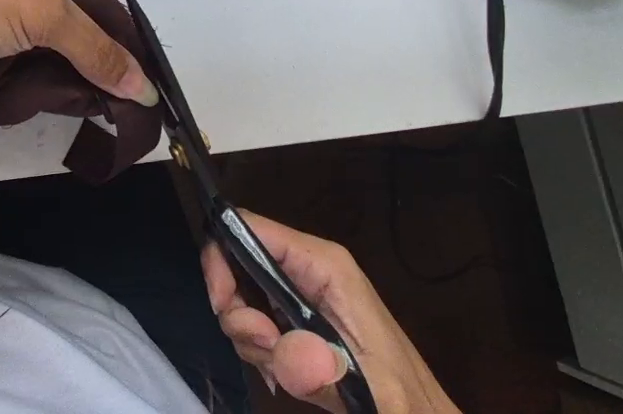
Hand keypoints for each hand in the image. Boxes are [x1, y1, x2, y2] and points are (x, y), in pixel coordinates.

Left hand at [0, 0, 157, 104]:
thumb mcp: (46, 14)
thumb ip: (98, 48)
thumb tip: (145, 90)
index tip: (80, 9)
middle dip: (79, 14)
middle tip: (86, 44)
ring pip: (47, 7)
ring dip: (61, 35)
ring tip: (73, 60)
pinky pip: (26, 26)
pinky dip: (41, 46)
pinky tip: (52, 66)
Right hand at [203, 211, 459, 413]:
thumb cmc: (400, 395)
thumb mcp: (365, 386)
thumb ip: (319, 366)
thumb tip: (278, 346)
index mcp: (323, 263)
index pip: (249, 228)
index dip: (222, 258)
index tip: (223, 306)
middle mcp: (307, 266)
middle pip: (236, 261)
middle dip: (236, 308)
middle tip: (264, 347)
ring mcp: (300, 289)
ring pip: (241, 293)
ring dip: (248, 335)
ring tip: (283, 368)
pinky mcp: (296, 312)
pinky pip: (253, 317)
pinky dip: (258, 347)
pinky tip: (284, 370)